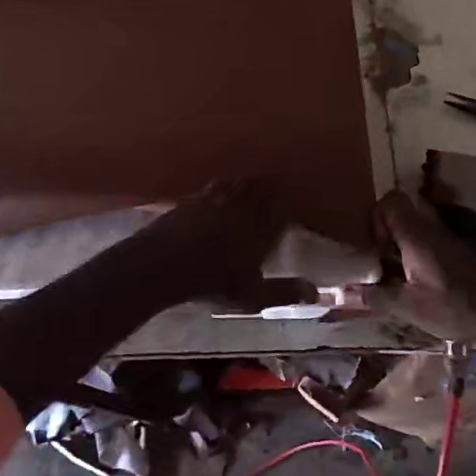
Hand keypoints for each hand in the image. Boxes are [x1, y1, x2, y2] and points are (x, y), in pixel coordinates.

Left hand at [121, 180, 316, 311]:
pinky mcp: (193, 199)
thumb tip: (315, 292)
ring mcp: (215, 199)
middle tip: (280, 181)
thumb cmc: (210, 282)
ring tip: (256, 181)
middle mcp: (240, 207)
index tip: (295, 196)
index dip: (288, 199)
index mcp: (259, 226)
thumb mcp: (251, 294)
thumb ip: (283, 292)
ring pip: (239, 182)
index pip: (280, 205)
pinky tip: (224, 184)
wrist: (160, 264)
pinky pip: (216, 184)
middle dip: (272, 185)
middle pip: (260, 188)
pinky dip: (226, 182)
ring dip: (250, 180)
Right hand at [372, 190, 475, 350]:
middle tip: (377, 260)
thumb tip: (341, 291)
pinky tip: (412, 282)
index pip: (390, 201)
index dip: (374, 217)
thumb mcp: (412, 308)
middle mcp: (431, 230)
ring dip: (398, 244)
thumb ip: (377, 296)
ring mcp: (445, 240)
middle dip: (383, 230)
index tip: (371, 246)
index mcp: (418, 236)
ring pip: (413, 227)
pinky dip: (413, 254)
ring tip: (390, 273)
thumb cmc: (458, 308)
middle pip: (401, 211)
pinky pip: (426, 241)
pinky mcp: (455, 254)